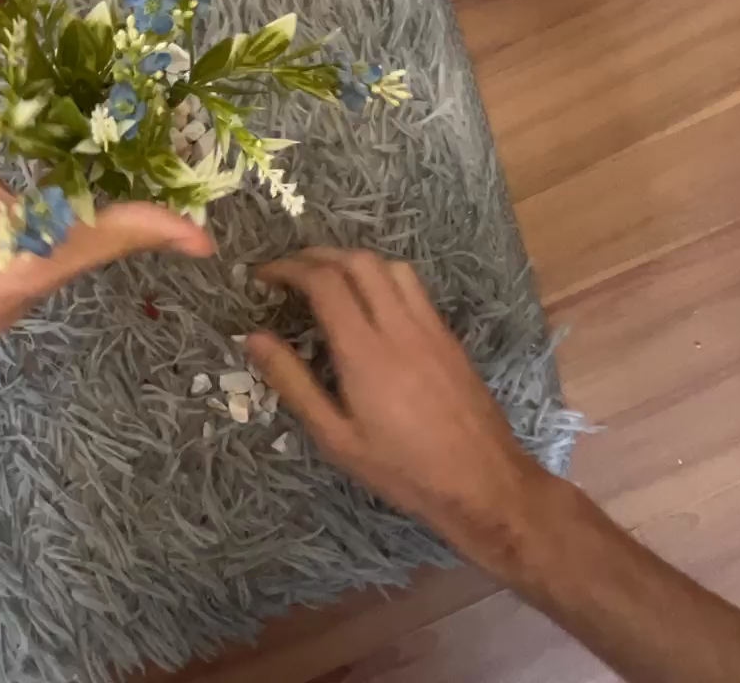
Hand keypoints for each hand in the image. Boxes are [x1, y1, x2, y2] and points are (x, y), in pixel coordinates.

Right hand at [245, 248, 555, 568]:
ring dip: (350, 259)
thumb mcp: (336, 437)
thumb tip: (252, 338)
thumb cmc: (403, 469)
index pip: (324, 282)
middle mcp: (398, 326)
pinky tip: (368, 299)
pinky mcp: (447, 334)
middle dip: (315, 255)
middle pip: (356, 261)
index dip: (288, 269)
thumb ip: (293, 382)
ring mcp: (428, 326)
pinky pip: (411, 284)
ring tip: (325, 277)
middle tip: (288, 271)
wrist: (486, 485)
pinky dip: (379, 274)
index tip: (263, 276)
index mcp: (365, 351)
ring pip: (387, 265)